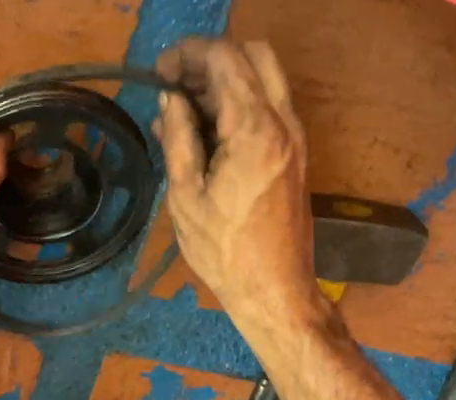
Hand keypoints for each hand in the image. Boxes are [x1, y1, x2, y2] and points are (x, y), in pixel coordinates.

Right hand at [155, 40, 322, 330]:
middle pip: (252, 55)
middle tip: (175, 84)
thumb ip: (178, 140)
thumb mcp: (186, 198)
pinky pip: (269, 107)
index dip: (189, 55)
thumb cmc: (224, 252)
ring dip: (225, 80)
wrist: (274, 288)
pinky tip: (207, 132)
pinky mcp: (295, 154)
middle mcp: (282, 121)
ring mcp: (294, 136)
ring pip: (264, 78)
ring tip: (184, 109)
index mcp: (254, 129)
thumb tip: (171, 101)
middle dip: (210, 59)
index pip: (225, 59)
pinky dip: (239, 104)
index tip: (160, 74)